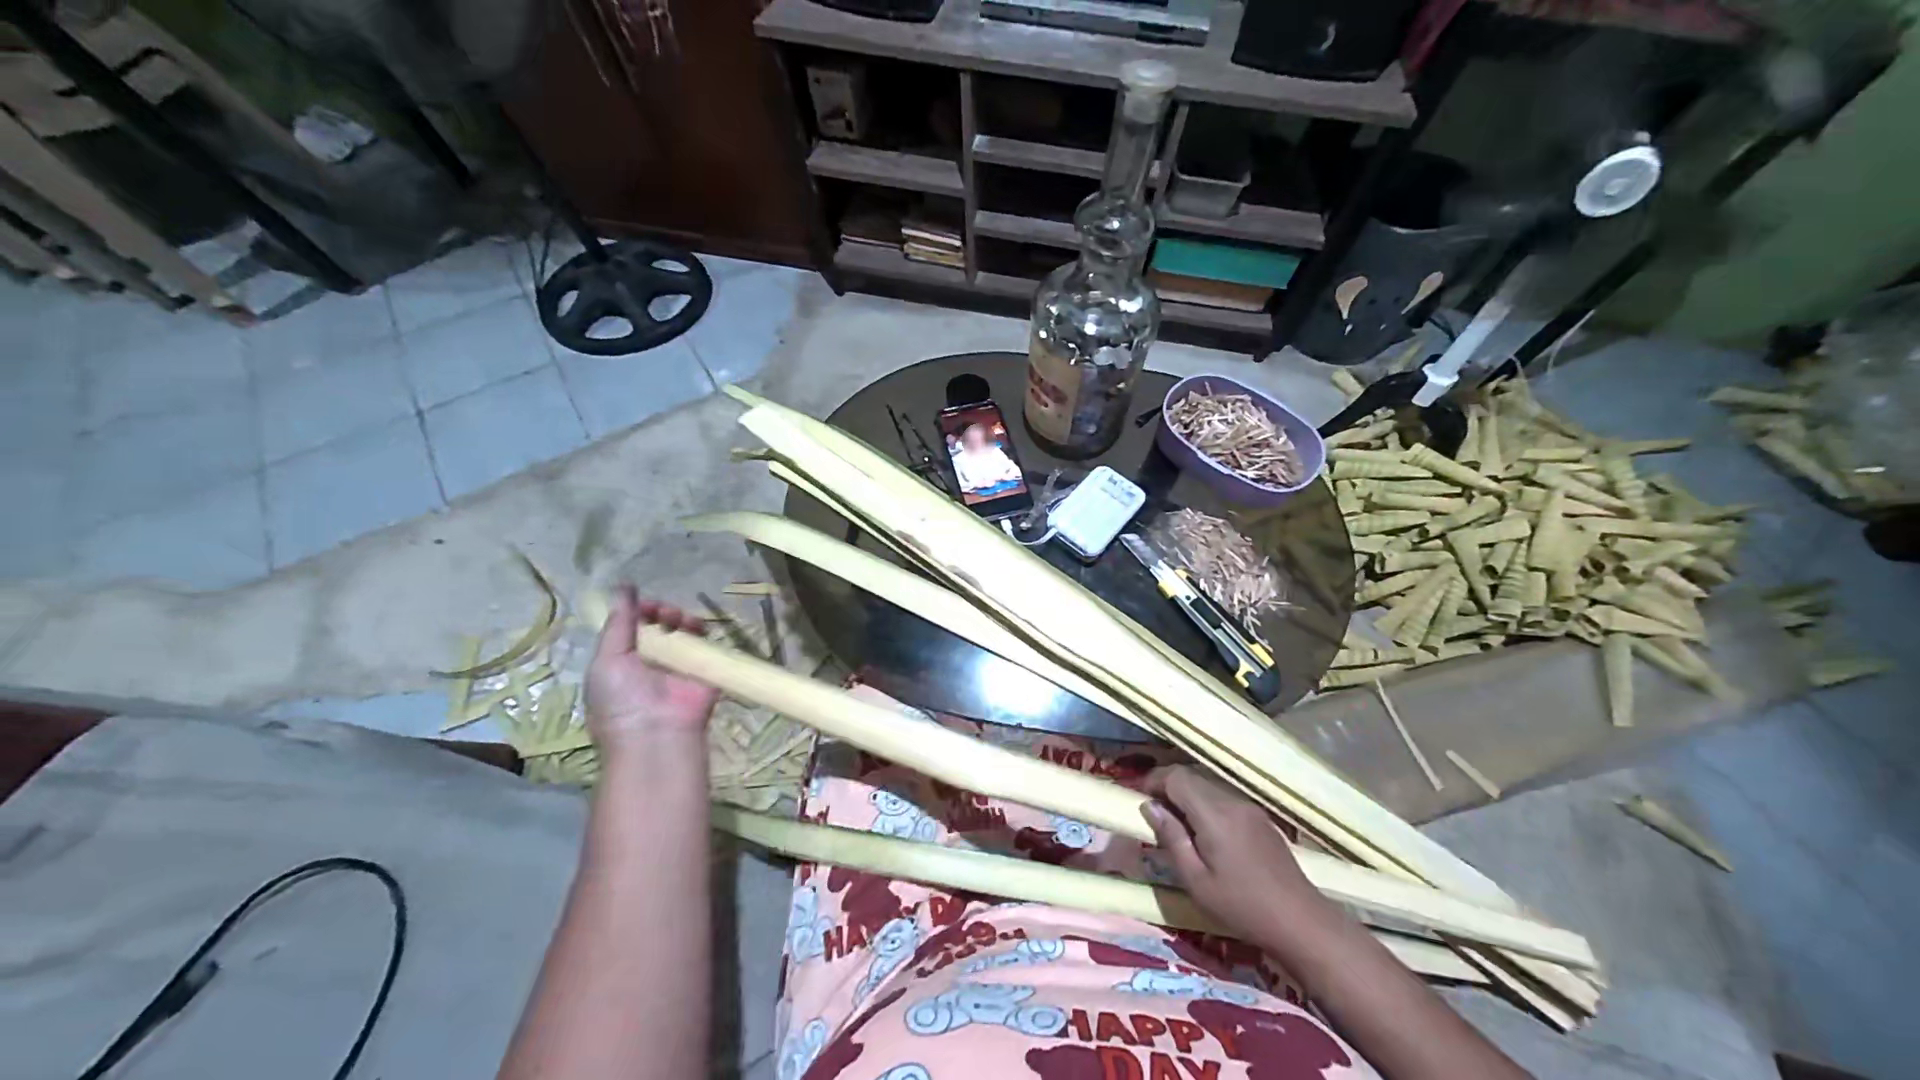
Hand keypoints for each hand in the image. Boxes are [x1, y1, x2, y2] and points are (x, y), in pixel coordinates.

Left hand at [586, 586, 719, 755]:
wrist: (657, 734)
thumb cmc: (621, 699)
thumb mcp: (607, 659)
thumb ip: (618, 623)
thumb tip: (624, 587)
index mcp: (622, 659)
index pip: (632, 625)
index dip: (637, 610)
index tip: (643, 606)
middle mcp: (651, 660)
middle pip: (659, 623)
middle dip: (660, 611)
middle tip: (663, 614)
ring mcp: (679, 664)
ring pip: (682, 629)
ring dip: (680, 618)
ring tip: (679, 621)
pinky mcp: (704, 669)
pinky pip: (706, 644)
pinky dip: (702, 631)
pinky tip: (697, 627)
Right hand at [1143, 765, 1330, 945]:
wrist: (1301, 922)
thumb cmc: (1242, 906)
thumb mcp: (1196, 880)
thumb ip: (1171, 838)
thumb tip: (1149, 807)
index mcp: (1214, 814)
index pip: (1177, 776)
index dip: (1154, 780)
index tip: (1139, 798)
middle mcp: (1232, 801)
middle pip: (1192, 777)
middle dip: (1167, 787)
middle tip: (1153, 813)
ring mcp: (1250, 808)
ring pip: (1208, 786)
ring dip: (1187, 796)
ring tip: (1177, 825)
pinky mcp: (1260, 818)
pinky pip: (1224, 798)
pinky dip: (1206, 804)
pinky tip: (1205, 833)